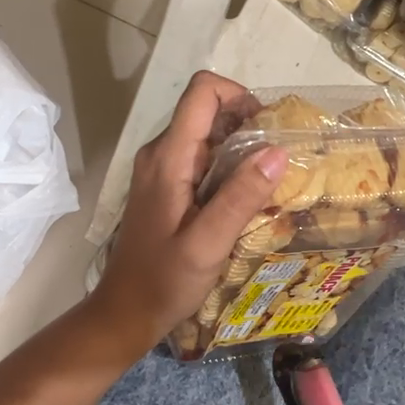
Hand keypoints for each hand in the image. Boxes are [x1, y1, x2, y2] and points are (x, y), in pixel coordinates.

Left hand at [89, 71, 286, 348]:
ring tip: (267, 184)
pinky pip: (201, 161)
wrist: (126, 312)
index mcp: (168, 158)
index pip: (202, 92)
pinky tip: (244, 201)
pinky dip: (227, 169)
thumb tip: (278, 151)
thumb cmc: (164, 282)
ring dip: (240, 149)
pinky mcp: (166, 189)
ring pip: (207, 136)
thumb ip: (240, 197)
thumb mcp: (207, 244)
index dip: (240, 96)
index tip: (269, 131)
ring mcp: (161, 171)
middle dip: (247, 125)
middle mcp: (161, 154)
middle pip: (207, 110)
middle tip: (277, 163)